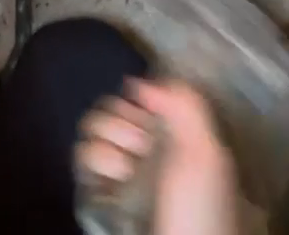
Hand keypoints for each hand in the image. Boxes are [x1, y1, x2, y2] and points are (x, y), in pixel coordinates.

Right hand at [77, 79, 241, 234]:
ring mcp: (118, 169)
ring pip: (93, 125)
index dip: (141, 96)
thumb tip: (142, 81)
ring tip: (127, 167)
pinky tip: (114, 175)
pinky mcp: (96, 188)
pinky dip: (97, 159)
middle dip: (124, 120)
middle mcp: (143, 148)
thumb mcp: (206, 154)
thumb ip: (184, 105)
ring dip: (110, 139)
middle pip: (113, 105)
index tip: (149, 109)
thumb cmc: (197, 208)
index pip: (141, 95)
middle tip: (142, 146)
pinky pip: (82, 154)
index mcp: (173, 136)